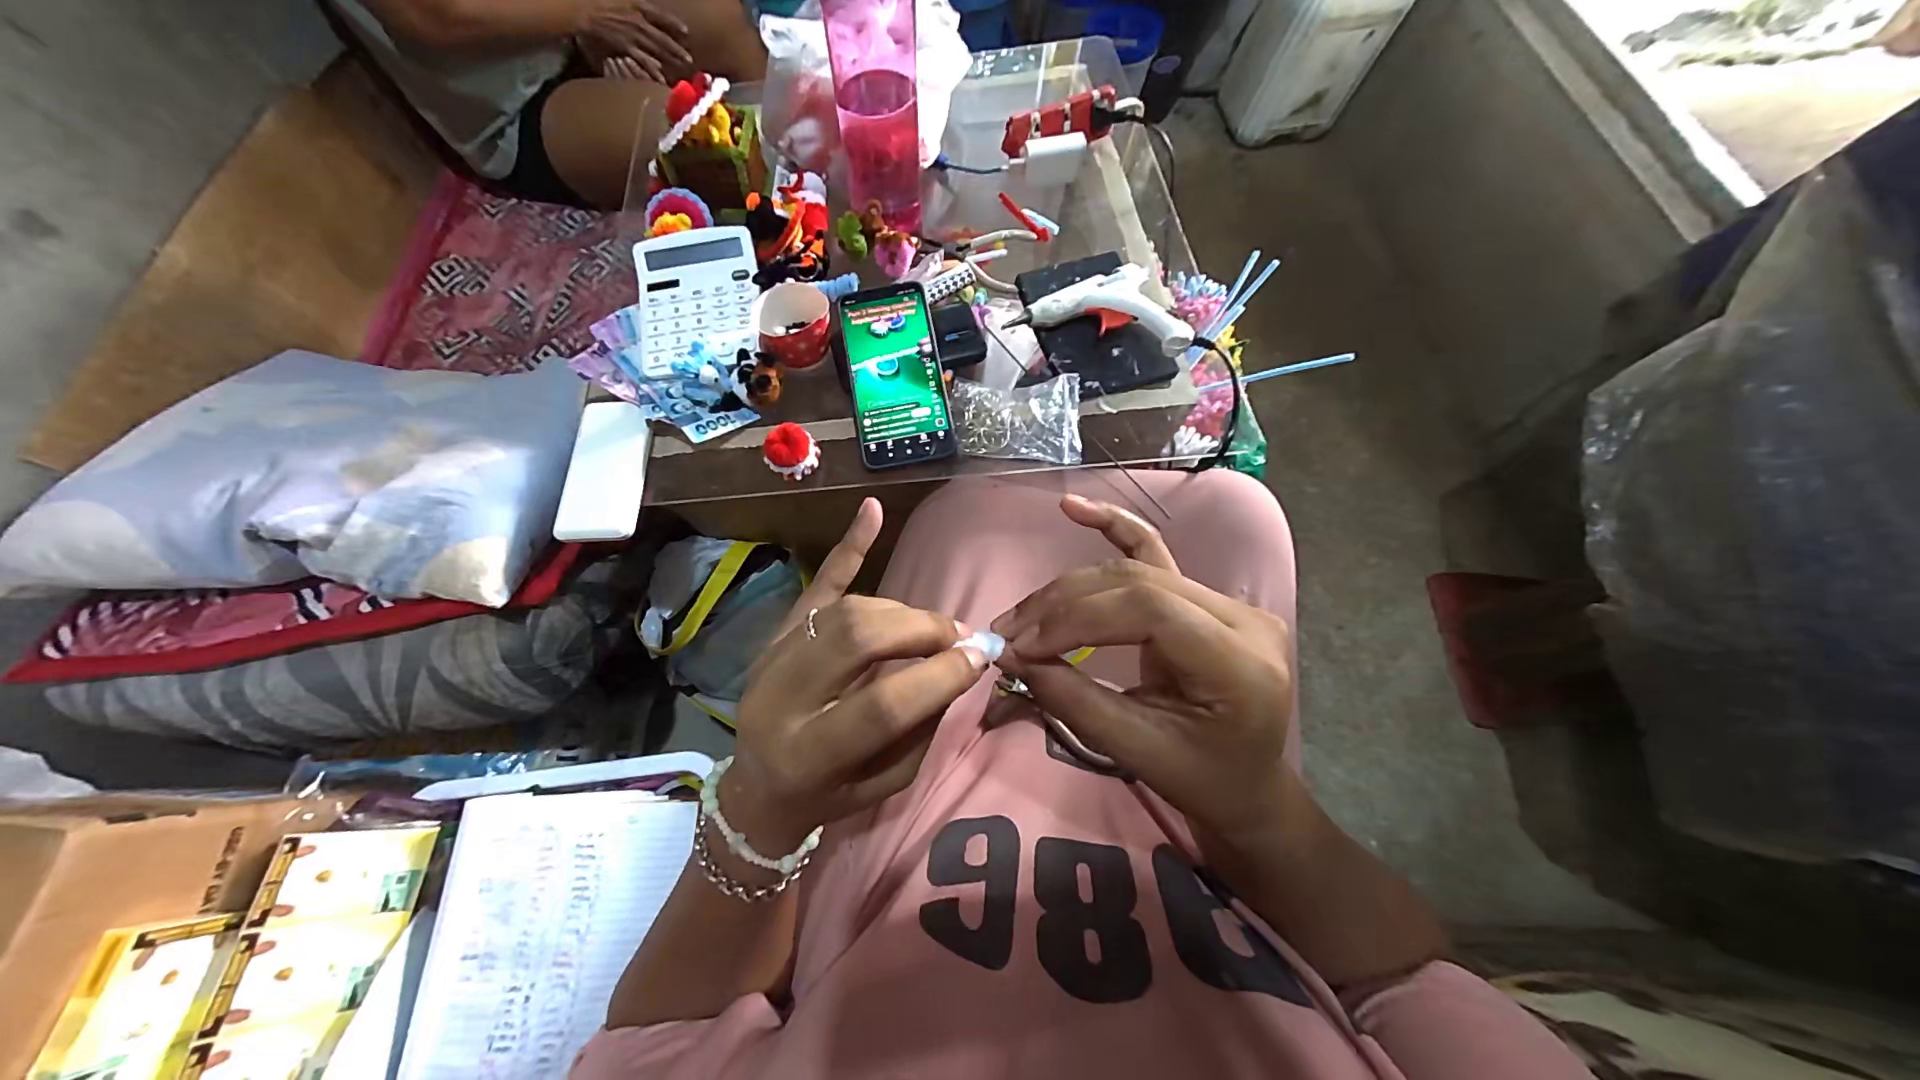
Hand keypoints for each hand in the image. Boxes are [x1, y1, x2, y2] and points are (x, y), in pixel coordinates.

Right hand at [577, 0, 691, 84]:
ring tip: (684, 67)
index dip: (673, 23)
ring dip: (671, 58)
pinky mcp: (626, 46)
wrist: (581, 8)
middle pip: (662, 37)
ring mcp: (633, 35)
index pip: (659, 14)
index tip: (686, 31)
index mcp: (635, 4)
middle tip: (689, 59)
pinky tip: (662, 77)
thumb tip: (638, 4)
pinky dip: (653, 68)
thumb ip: (632, 2)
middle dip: (676, 48)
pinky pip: (643, 59)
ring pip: (657, 49)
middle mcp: (638, 21)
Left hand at [722, 499, 990, 857]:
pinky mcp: (775, 633)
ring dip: (901, 611)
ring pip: (847, 611)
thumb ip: (921, 726)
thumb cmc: (830, 795)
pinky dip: (849, 546)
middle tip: (959, 636)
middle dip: (923, 630)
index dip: (939, 675)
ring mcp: (773, 657)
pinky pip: (816, 584)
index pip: (884, 704)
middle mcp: (782, 698)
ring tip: (932, 625)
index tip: (981, 656)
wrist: (759, 788)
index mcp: (808, 753)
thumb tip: (958, 663)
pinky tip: (872, 510)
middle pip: (861, 639)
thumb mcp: (886, 781)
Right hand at [990, 494, 1294, 842]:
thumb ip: (1072, 698)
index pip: (1147, 608)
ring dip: (1072, 587)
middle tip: (1010, 632)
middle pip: (1137, 582)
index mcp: (1239, 661)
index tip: (1022, 646)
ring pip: (1136, 571)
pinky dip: (1112, 529)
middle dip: (1063, 603)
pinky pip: (1155, 554)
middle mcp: (1242, 617)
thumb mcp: (1135, 750)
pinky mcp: (1208, 598)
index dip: (1076, 618)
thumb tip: (1011, 655)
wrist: (1247, 785)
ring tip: (1024, 613)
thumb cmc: (1199, 779)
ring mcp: (1229, 602)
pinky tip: (1073, 507)